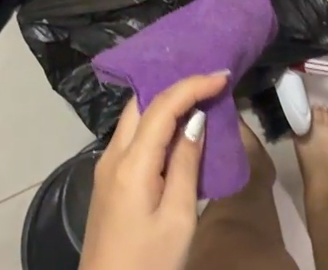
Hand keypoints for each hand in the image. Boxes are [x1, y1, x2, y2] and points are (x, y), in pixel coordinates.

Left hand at [78, 72, 229, 269]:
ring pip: (134, 117)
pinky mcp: (108, 181)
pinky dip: (155, 122)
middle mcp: (112, 155)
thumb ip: (187, 164)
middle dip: (174, 85)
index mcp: (131, 163)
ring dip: (164, 102)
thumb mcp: (178, 219)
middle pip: (142, 103)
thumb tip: (195, 121)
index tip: (222, 76)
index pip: (162, 106)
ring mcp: (106, 167)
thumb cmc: (148, 264)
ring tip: (198, 96)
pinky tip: (177, 128)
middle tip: (209, 81)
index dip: (192, 85)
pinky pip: (132, 136)